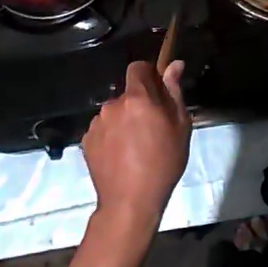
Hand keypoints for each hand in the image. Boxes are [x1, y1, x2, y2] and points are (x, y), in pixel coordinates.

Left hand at [82, 61, 190, 239]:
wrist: (130, 202)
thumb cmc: (163, 163)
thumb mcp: (180, 127)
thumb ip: (174, 92)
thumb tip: (174, 64)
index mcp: (137, 98)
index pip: (138, 68)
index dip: (148, 74)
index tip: (157, 90)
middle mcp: (113, 105)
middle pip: (127, 94)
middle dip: (138, 104)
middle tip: (151, 128)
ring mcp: (96, 123)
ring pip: (114, 113)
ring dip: (123, 121)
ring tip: (135, 147)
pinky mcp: (86, 140)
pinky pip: (102, 130)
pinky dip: (111, 137)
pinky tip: (121, 156)